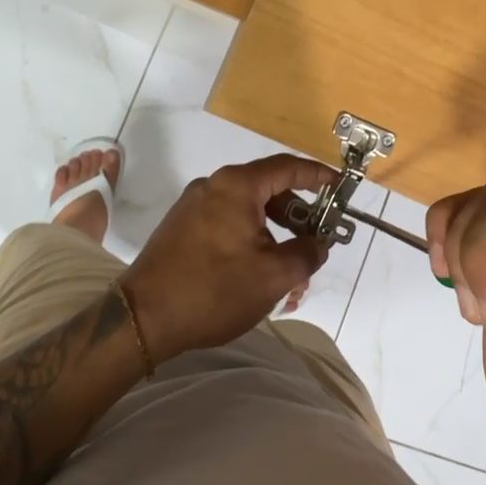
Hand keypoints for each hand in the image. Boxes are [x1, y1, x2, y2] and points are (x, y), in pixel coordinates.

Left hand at [118, 155, 335, 362]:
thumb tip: (318, 243)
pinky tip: (260, 277)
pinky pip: (227, 225)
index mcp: (235, 186)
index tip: (340, 187)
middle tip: (317, 245)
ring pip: (248, 213)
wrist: (144, 317)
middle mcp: (213, 186)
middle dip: (298, 218)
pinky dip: (250, 242)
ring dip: (274, 237)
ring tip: (291, 277)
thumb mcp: (273, 275)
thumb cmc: (214, 290)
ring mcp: (194, 206)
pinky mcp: (183, 228)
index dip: (318, 176)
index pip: (287, 167)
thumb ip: (306, 253)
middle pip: (268, 190)